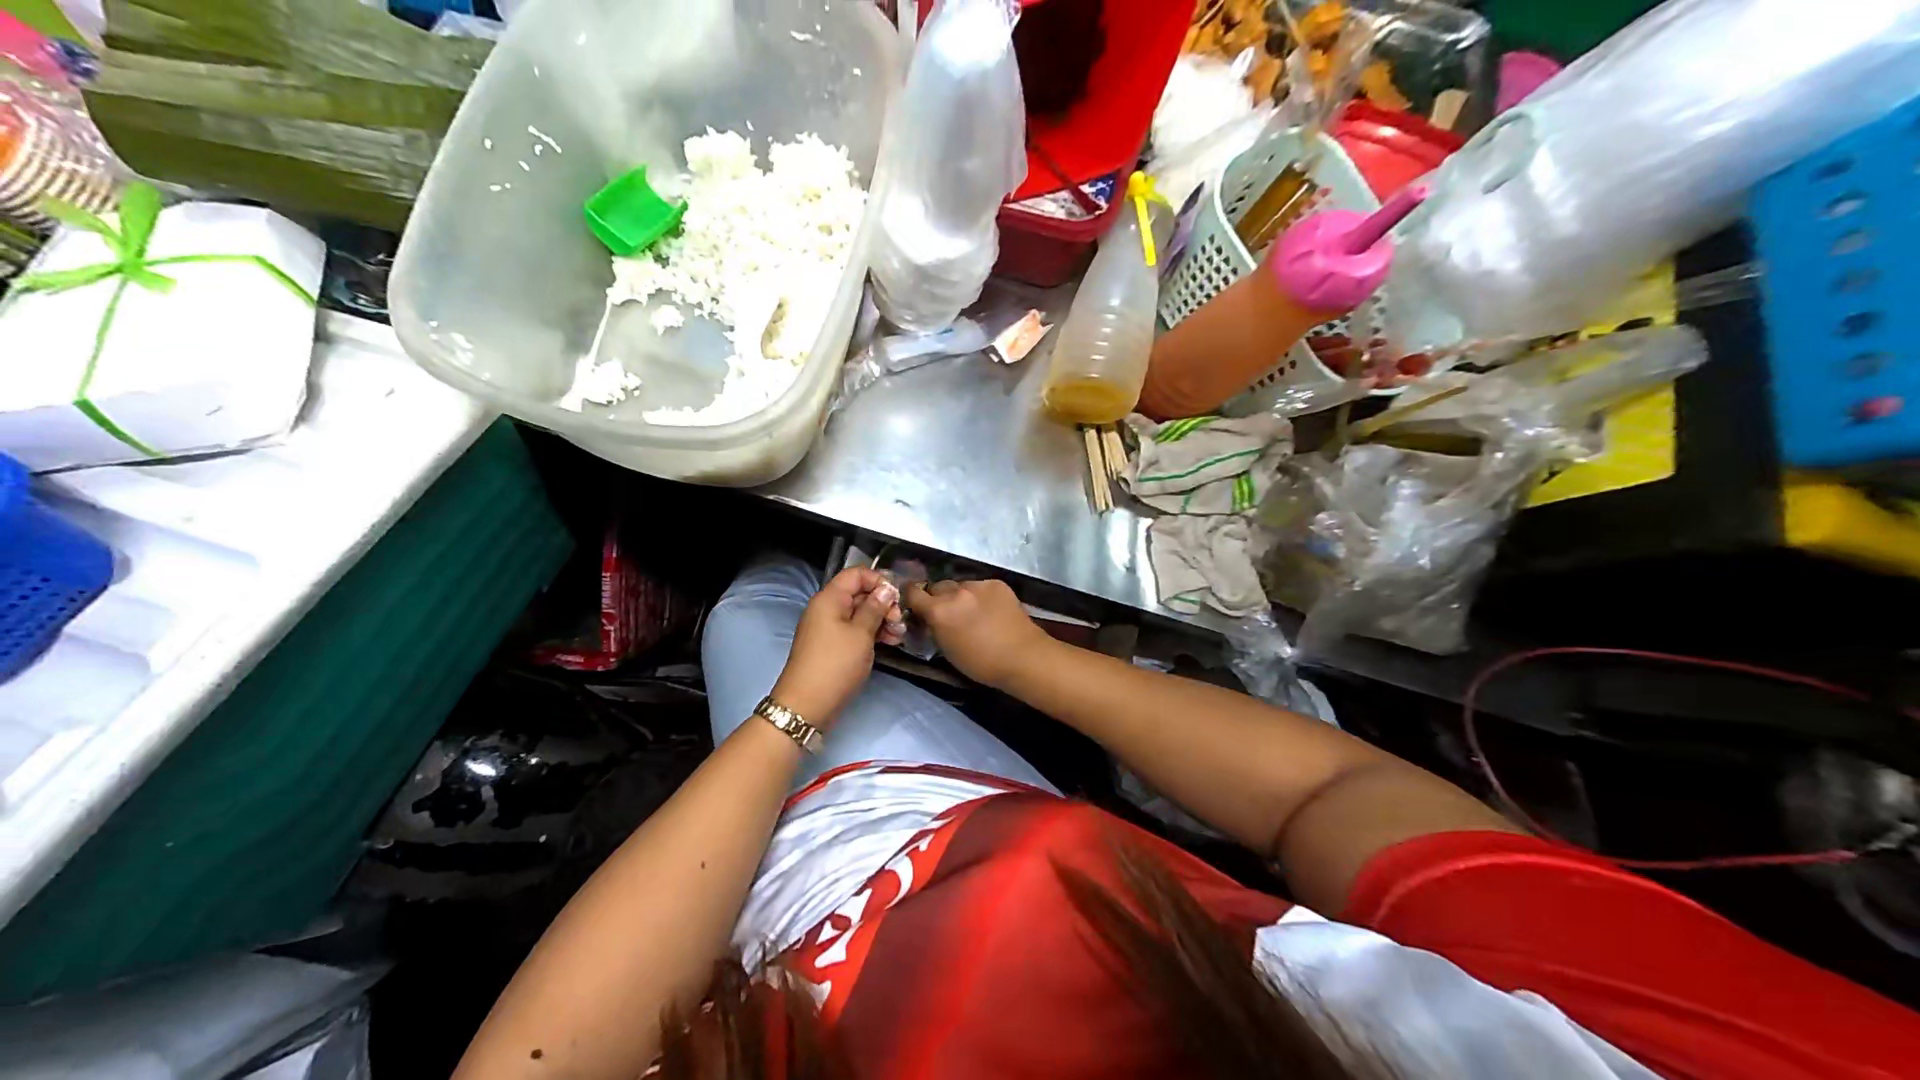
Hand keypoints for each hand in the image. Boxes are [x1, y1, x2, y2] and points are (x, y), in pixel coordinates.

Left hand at [771, 567, 903, 727]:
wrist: (807, 704)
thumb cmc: (836, 664)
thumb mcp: (861, 634)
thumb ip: (875, 608)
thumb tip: (886, 589)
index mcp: (829, 598)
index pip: (856, 574)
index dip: (879, 581)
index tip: (897, 598)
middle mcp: (827, 608)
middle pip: (859, 593)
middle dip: (883, 603)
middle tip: (900, 621)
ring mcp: (828, 628)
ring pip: (859, 613)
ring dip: (881, 620)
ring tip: (898, 635)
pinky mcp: (832, 645)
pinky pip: (854, 630)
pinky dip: (872, 633)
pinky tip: (889, 642)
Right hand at [902, 579, 1052, 688]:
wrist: (1022, 657)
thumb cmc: (981, 663)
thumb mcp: (947, 650)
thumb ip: (935, 628)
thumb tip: (930, 618)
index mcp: (939, 611)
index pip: (913, 593)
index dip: (912, 597)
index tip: (914, 603)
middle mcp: (956, 592)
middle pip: (938, 586)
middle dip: (939, 598)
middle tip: (948, 613)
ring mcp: (978, 585)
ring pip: (961, 586)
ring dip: (962, 596)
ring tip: (973, 612)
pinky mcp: (997, 583)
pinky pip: (981, 586)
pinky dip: (981, 596)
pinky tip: (991, 610)